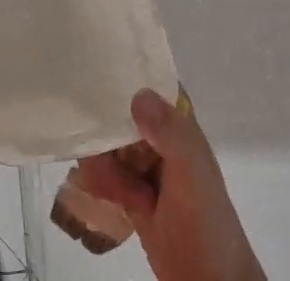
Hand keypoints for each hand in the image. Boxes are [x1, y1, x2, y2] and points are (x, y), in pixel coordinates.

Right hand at [77, 89, 264, 280]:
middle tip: (83, 130)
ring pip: (112, 148)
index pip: (159, 89)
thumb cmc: (206, 226)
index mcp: (183, 135)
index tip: (99, 63)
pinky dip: (97, 181)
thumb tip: (138, 94)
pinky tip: (94, 191)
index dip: (134, 72)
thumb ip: (172, 136)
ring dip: (98, 158)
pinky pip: (108, 177)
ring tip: (97, 177)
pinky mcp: (135, 200)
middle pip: (126, 116)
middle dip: (103, 122)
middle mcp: (164, 148)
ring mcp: (149, 175)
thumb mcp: (192, 177)